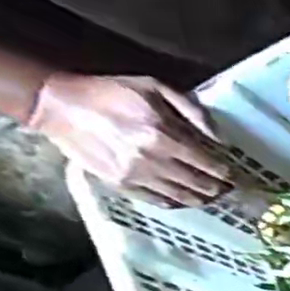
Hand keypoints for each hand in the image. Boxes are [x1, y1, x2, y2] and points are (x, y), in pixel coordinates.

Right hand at [29, 74, 231, 207]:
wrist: (53, 103)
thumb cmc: (109, 92)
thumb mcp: (154, 87)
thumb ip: (194, 111)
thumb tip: (223, 141)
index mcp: (165, 136)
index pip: (214, 167)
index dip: (230, 174)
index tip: (236, 174)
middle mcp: (154, 160)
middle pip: (205, 186)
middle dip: (222, 188)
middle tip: (227, 187)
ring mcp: (137, 175)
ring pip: (188, 199)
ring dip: (205, 199)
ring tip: (211, 194)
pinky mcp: (121, 184)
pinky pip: (163, 203)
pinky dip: (179, 203)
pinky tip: (185, 197)